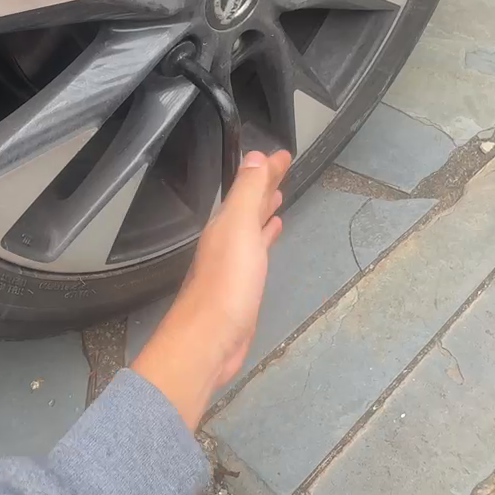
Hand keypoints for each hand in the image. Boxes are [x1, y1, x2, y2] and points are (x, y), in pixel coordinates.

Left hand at [131, 150, 290, 429]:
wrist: (209, 340)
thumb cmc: (227, 284)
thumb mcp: (239, 229)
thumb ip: (247, 193)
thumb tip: (255, 156)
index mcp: (225, 223)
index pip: (248, 186)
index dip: (266, 169)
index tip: (284, 154)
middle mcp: (226, 238)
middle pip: (247, 204)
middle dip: (264, 185)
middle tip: (283, 169)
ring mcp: (233, 263)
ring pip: (251, 226)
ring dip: (264, 210)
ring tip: (278, 197)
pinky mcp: (242, 285)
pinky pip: (256, 249)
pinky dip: (265, 237)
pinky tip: (273, 233)